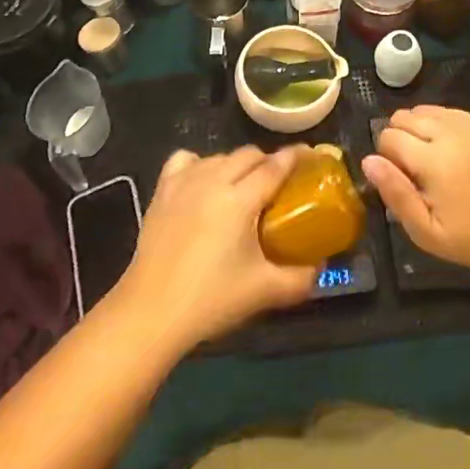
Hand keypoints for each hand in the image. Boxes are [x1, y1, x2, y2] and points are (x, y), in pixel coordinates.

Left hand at [112, 146, 317, 347]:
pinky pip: (185, 160)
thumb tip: (320, 266)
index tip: (311, 155)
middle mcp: (213, 181)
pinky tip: (204, 181)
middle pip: (249, 154)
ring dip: (237, 164)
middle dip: (268, 162)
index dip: (296, 156)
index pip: (275, 166)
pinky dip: (200, 164)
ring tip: (244, 187)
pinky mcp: (161, 193)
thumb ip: (300, 277)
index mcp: (240, 199)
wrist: (149, 314)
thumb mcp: (265, 291)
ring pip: (220, 156)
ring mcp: (183, 183)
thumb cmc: (210, 299)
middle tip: (280, 183)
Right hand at [363, 106, 469, 276]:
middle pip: (404, 117)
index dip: (387, 157)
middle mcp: (452, 135)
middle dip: (399, 138)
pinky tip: (446, 149)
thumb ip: (394, 193)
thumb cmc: (465, 237)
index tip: (400, 178)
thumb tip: (369, 160)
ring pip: (423, 109)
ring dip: (417, 128)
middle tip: (413, 169)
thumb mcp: (423, 230)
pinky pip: (446, 111)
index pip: (389, 137)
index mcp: (435, 162)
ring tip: (428, 158)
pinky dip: (438, 124)